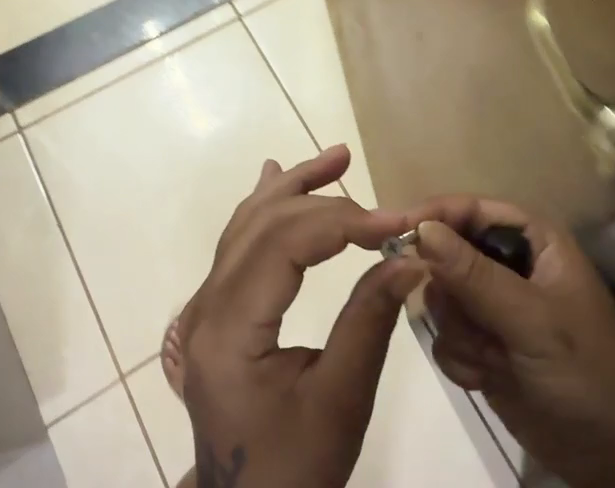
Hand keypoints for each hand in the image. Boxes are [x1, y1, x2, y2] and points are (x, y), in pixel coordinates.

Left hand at [178, 145, 421, 486]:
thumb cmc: (296, 465)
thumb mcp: (341, 400)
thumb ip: (370, 320)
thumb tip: (410, 254)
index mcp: (229, 329)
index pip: (285, 244)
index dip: (343, 221)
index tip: (398, 221)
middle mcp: (205, 306)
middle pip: (263, 225)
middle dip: (324, 201)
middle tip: (384, 205)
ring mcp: (204, 307)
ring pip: (246, 225)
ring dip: (293, 188)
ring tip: (337, 157)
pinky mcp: (215, 312)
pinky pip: (239, 245)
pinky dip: (267, 209)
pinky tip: (277, 179)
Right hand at [403, 196, 614, 487]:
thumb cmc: (587, 374)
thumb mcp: (532, 319)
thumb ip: (475, 275)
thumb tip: (421, 229)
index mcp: (536, 243)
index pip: (473, 209)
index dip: (434, 214)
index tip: (393, 231)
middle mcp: (512, 268)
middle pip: (448, 253)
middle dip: (448, 291)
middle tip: (464, 317)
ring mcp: (497, 309)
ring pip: (441, 298)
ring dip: (458, 331)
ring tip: (491, 356)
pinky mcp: (485, 348)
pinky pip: (445, 337)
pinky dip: (460, 359)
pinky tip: (487, 378)